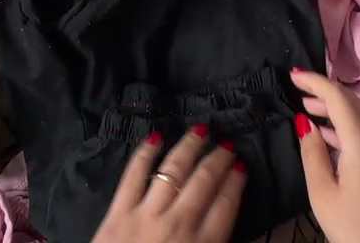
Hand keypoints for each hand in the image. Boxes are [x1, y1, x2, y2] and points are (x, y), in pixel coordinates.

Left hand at [91, 127, 245, 242]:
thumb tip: (225, 227)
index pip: (225, 206)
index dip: (236, 182)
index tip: (241, 165)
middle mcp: (179, 225)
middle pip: (204, 182)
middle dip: (218, 159)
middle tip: (226, 143)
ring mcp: (147, 214)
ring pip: (174, 169)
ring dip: (189, 147)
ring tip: (200, 131)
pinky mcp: (119, 211)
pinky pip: (134, 174)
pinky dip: (145, 153)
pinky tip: (155, 137)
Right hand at [292, 69, 359, 242]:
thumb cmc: (356, 232)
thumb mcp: (324, 195)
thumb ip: (312, 153)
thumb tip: (306, 122)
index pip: (337, 95)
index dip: (314, 81)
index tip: (292, 74)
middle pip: (351, 101)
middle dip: (324, 91)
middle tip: (298, 91)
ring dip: (335, 108)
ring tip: (309, 109)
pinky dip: (347, 125)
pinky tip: (330, 136)